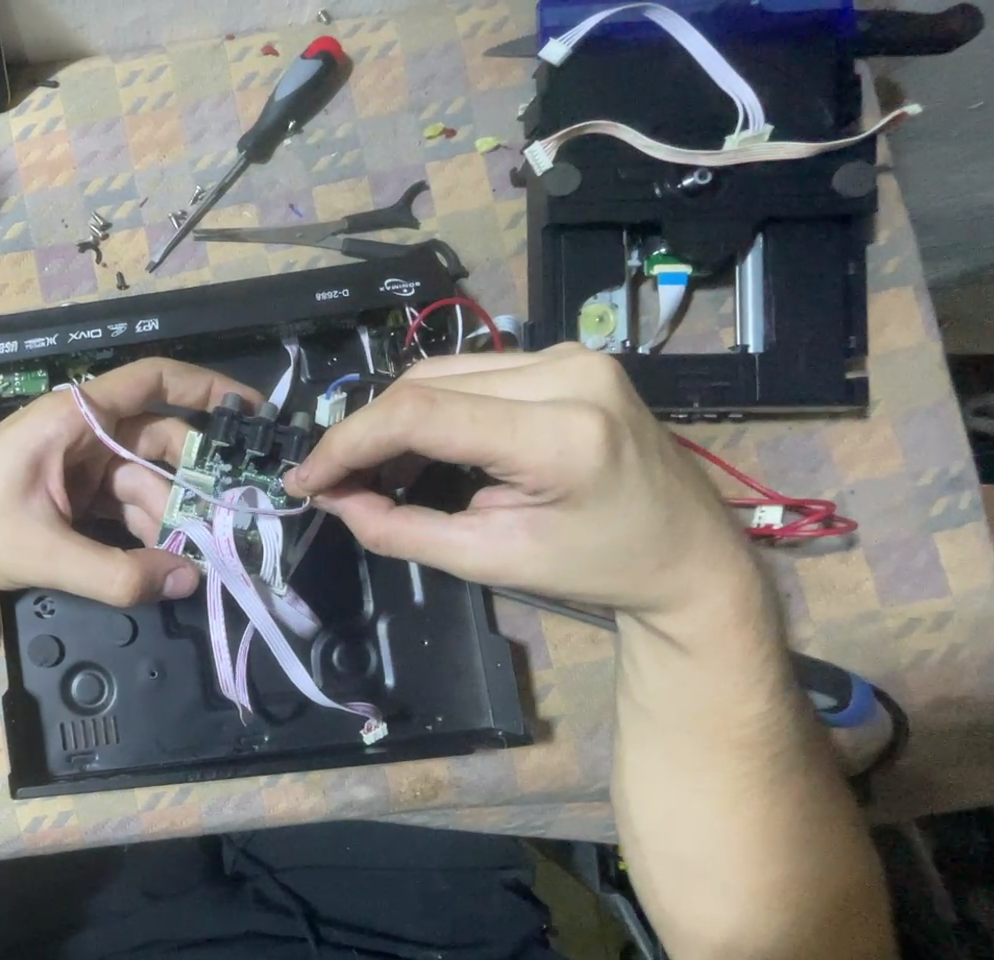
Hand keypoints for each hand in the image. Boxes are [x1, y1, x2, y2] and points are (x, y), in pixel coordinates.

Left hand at [0, 359, 255, 606]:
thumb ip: (117, 574)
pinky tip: (160, 565)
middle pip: (157, 444)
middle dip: (192, 483)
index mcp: (73, 418)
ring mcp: (76, 467)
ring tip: (195, 560)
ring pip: (142, 483)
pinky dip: (141, 534)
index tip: (251, 410)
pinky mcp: (69, 497)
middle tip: (231, 522)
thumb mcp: (44, 553)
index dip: (205, 387)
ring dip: (168, 520)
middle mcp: (81, 434)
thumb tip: (190, 580)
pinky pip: (120, 508)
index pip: (151, 381)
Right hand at [285, 345, 754, 617]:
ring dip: (388, 422)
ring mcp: (569, 356)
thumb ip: (399, 530)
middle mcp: (567, 372)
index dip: (347, 443)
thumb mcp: (487, 561)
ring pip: (437, 373)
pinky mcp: (564, 358)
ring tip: (368, 473)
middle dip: (361, 436)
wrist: (688, 552)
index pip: (421, 413)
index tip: (305, 480)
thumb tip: (331, 500)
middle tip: (330, 485)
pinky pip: (466, 374)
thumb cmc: (594, 567)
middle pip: (422, 386)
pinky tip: (412, 451)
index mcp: (560, 433)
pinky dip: (424, 410)